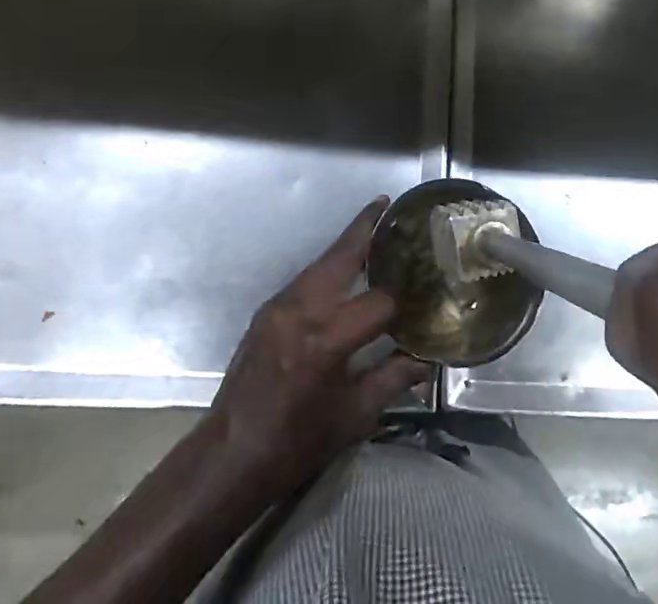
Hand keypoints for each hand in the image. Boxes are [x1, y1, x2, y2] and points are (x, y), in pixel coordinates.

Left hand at [208, 197, 433, 497]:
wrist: (230, 453)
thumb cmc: (297, 442)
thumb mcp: (354, 416)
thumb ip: (392, 379)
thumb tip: (427, 362)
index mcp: (327, 338)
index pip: (379, 302)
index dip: (403, 305)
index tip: (422, 302)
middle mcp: (301, 310)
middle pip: (340, 256)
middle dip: (364, 228)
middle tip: (385, 204)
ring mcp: (279, 306)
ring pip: (319, 263)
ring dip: (344, 246)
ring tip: (371, 231)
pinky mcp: (266, 311)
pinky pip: (303, 279)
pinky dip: (326, 268)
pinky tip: (342, 272)